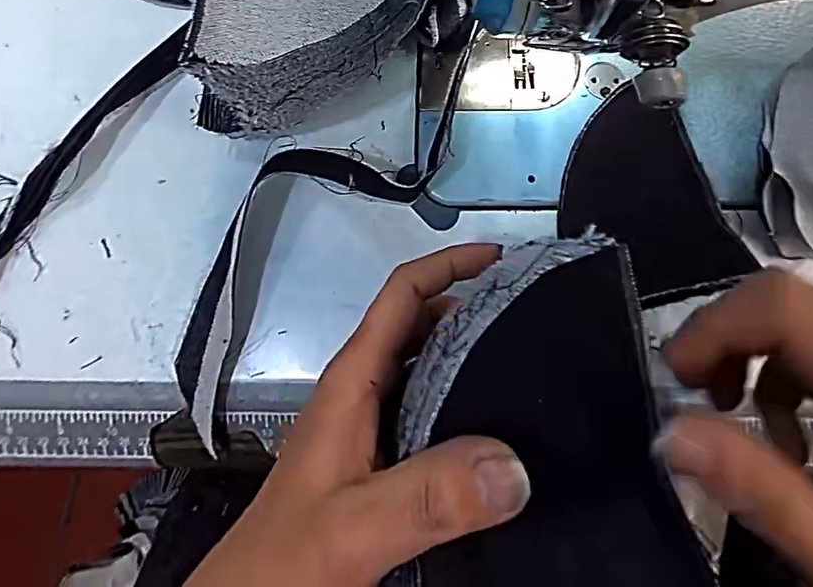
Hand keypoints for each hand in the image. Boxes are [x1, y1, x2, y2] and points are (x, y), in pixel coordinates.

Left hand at [190, 244, 531, 586]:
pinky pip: (429, 399)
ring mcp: (369, 419)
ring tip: (520, 355)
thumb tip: (515, 467)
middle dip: (471, 301)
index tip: (500, 257)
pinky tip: (493, 419)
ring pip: (425, 359)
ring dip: (468, 345)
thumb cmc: (286, 561)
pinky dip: (463, 390)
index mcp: (353, 377)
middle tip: (525, 310)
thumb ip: (430, 495)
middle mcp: (362, 386)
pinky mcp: (378, 452)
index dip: (449, 263)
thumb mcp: (357, 525)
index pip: (403, 291)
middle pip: (420, 318)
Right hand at [659, 271, 812, 586]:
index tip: (677, 371)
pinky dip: (791, 375)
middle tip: (695, 392)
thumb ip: (760, 492)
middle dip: (731, 335)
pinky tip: (792, 434)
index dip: (718, 326)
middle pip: (799, 300)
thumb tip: (673, 434)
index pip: (791, 309)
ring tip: (739, 418)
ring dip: (757, 355)